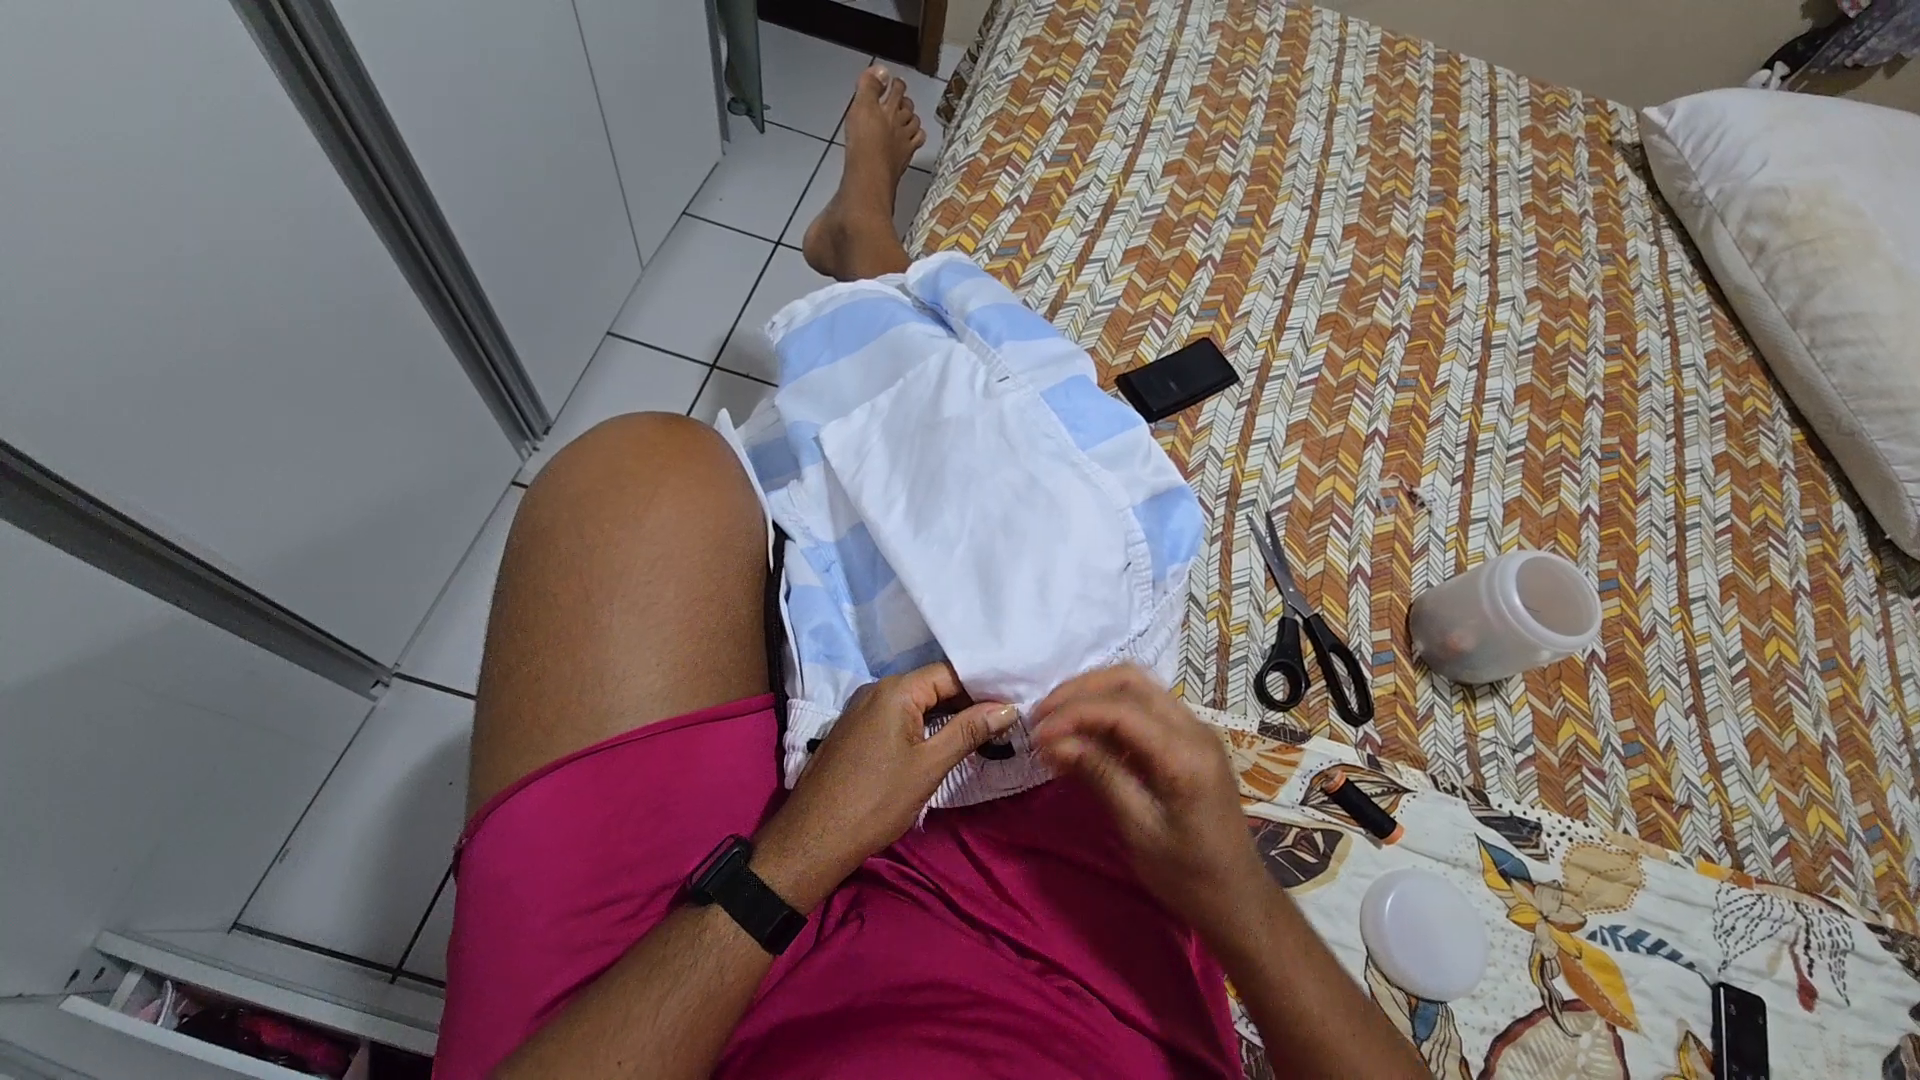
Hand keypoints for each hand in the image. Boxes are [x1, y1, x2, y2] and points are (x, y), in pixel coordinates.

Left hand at [752, 663, 1016, 910]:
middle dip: (969, 700)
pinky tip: (946, 740)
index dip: (984, 685)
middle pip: (934, 684)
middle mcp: (877, 689)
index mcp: (896, 690)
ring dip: (948, 714)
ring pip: (917, 702)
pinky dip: (925, 724)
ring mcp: (863, 709)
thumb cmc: (876, 800)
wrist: (815, 838)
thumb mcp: (929, 765)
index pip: (950, 673)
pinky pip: (899, 716)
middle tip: (1007, 716)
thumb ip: (969, 731)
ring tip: (986, 728)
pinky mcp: (857, 730)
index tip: (1015, 699)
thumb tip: (1007, 707)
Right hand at [1030, 665, 1269, 938]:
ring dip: (1093, 696)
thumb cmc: (1187, 875)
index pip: (1120, 709)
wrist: (1237, 898)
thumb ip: (1100, 774)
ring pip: (1137, 687)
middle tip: (1041, 717)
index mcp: (1184, 754)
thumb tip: (1053, 741)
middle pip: (1129, 681)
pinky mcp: (1190, 740)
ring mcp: (1196, 731)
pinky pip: (1146, 708)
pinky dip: (1110, 711)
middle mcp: (1194, 729)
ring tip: (1055, 722)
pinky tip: (1083, 736)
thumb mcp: (1138, 829)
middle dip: (1079, 691)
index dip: (1072, 714)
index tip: (1036, 735)